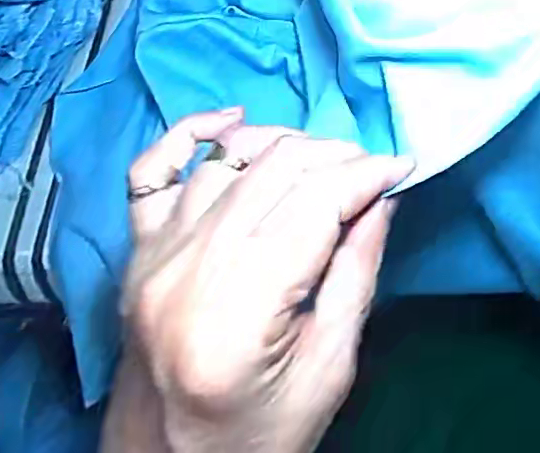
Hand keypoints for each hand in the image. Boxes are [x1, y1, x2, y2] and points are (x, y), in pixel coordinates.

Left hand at [104, 109, 413, 452]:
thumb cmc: (258, 439)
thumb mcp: (330, 368)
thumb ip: (358, 269)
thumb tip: (381, 193)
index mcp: (237, 315)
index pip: (315, 204)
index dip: (366, 175)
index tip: (402, 166)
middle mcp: (186, 270)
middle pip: (277, 168)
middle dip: (338, 156)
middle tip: (372, 171)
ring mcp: (154, 254)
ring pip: (231, 156)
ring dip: (288, 144)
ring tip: (325, 163)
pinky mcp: (137, 249)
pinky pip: (153, 167)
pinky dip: (192, 131)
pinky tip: (233, 120)